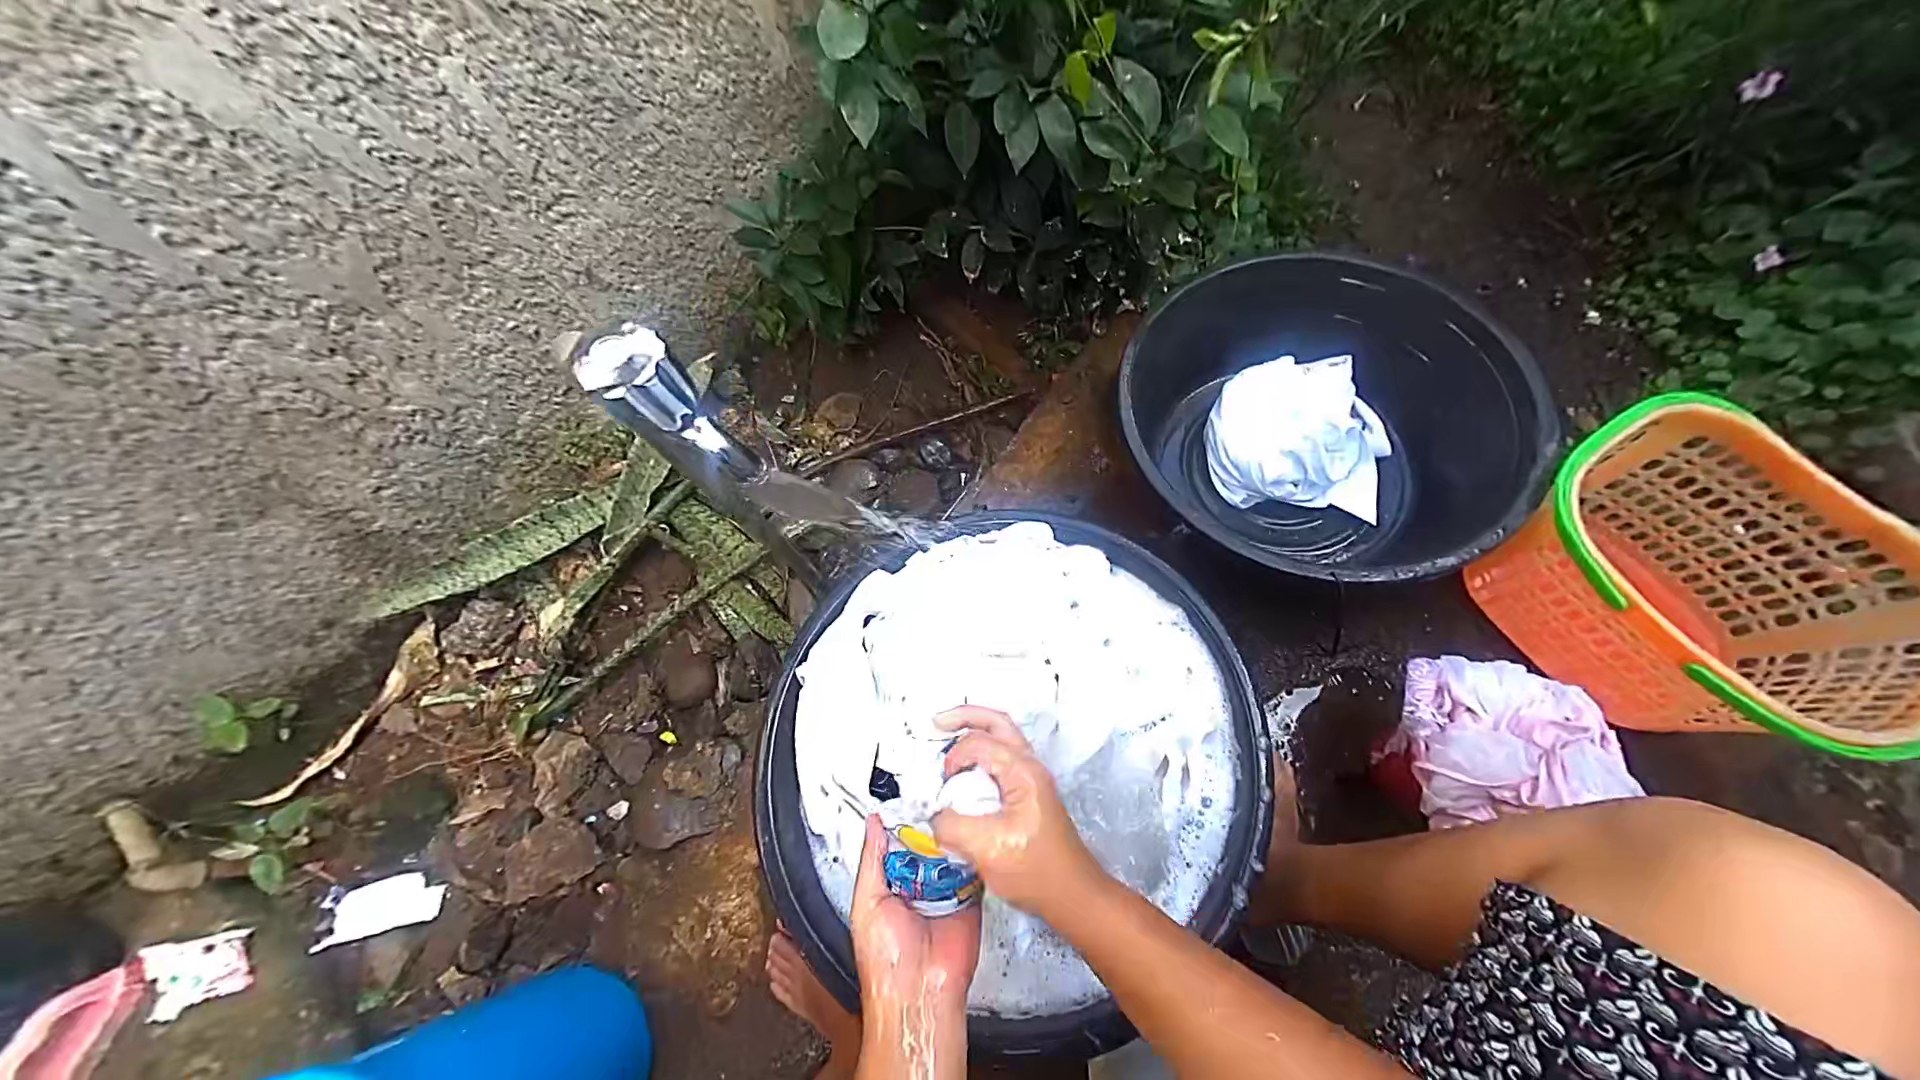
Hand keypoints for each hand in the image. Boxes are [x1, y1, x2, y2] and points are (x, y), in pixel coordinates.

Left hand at [851, 814, 980, 1009]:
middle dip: (928, 830)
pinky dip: (971, 856)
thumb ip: (871, 860)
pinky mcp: (968, 900)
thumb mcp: (866, 902)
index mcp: (891, 886)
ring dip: (950, 841)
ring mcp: (944, 893)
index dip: (902, 825)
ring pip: (949, 854)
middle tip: (932, 806)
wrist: (919, 993)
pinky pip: (972, 870)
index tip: (907, 802)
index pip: (898, 845)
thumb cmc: (886, 963)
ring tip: (950, 819)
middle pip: (926, 846)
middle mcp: (918, 887)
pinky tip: (967, 841)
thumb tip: (873, 824)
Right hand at [929, 706, 1105, 918]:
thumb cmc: (1039, 872)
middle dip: (965, 717)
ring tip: (948, 738)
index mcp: (1023, 772)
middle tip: (938, 721)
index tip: (942, 785)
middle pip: (997, 723)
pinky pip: (1002, 759)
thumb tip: (934, 816)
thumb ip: (953, 827)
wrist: (1073, 895)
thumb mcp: (988, 850)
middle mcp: (1029, 767)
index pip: (980, 743)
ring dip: (975, 733)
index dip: (954, 758)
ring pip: (1002, 738)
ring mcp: (1031, 779)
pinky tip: (965, 772)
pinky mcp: (1028, 794)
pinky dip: (981, 755)